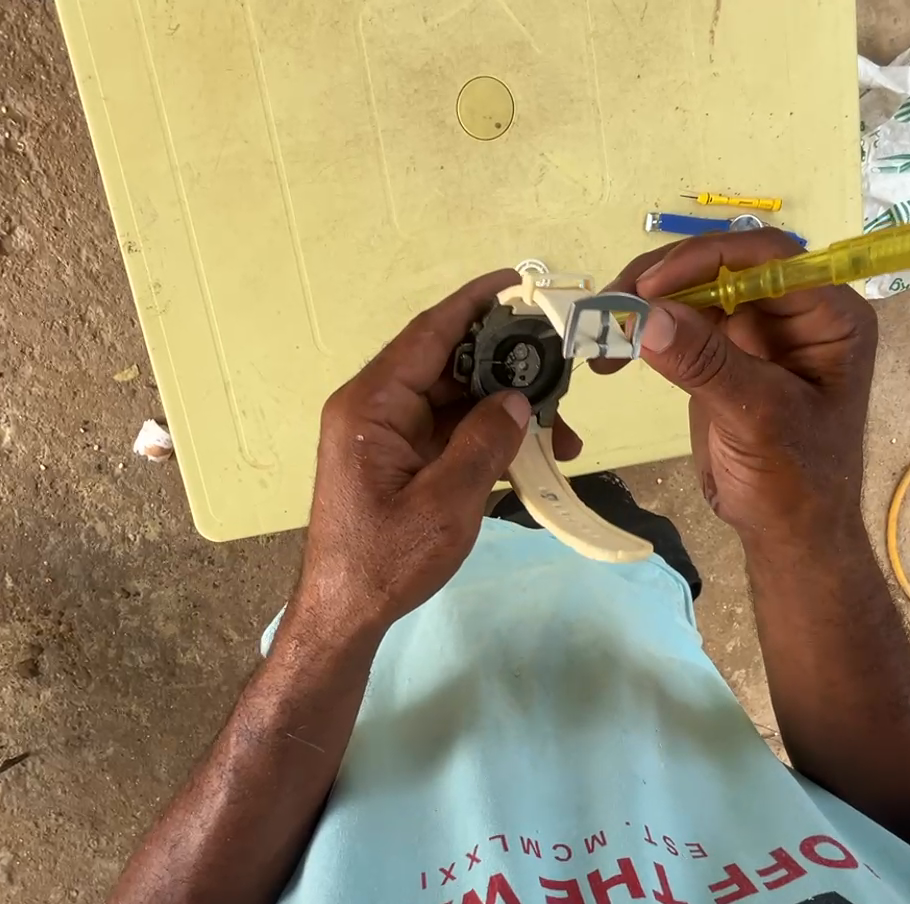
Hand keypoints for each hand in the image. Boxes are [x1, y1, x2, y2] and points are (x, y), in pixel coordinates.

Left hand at [299, 268, 580, 631]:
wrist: (345, 615)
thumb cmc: (386, 561)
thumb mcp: (446, 503)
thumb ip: (486, 443)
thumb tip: (520, 400)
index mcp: (372, 405)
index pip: (430, 334)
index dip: (476, 303)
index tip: (520, 282)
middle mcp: (377, 410)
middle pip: (449, 366)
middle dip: (508, 368)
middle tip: (564, 374)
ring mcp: (389, 437)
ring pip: (456, 403)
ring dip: (507, 413)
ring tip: (563, 434)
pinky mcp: (401, 463)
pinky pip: (451, 435)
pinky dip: (490, 441)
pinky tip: (531, 457)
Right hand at [599, 229, 878, 546]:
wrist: (786, 531)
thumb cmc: (795, 481)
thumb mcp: (757, 418)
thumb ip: (706, 364)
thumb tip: (645, 317)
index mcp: (825, 316)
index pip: (768, 256)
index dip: (707, 259)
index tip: (649, 288)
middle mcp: (790, 314)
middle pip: (722, 267)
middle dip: (661, 281)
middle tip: (609, 307)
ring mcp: (752, 335)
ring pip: (692, 294)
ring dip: (642, 306)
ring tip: (598, 330)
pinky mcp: (719, 359)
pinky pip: (678, 329)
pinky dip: (642, 334)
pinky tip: (611, 353)